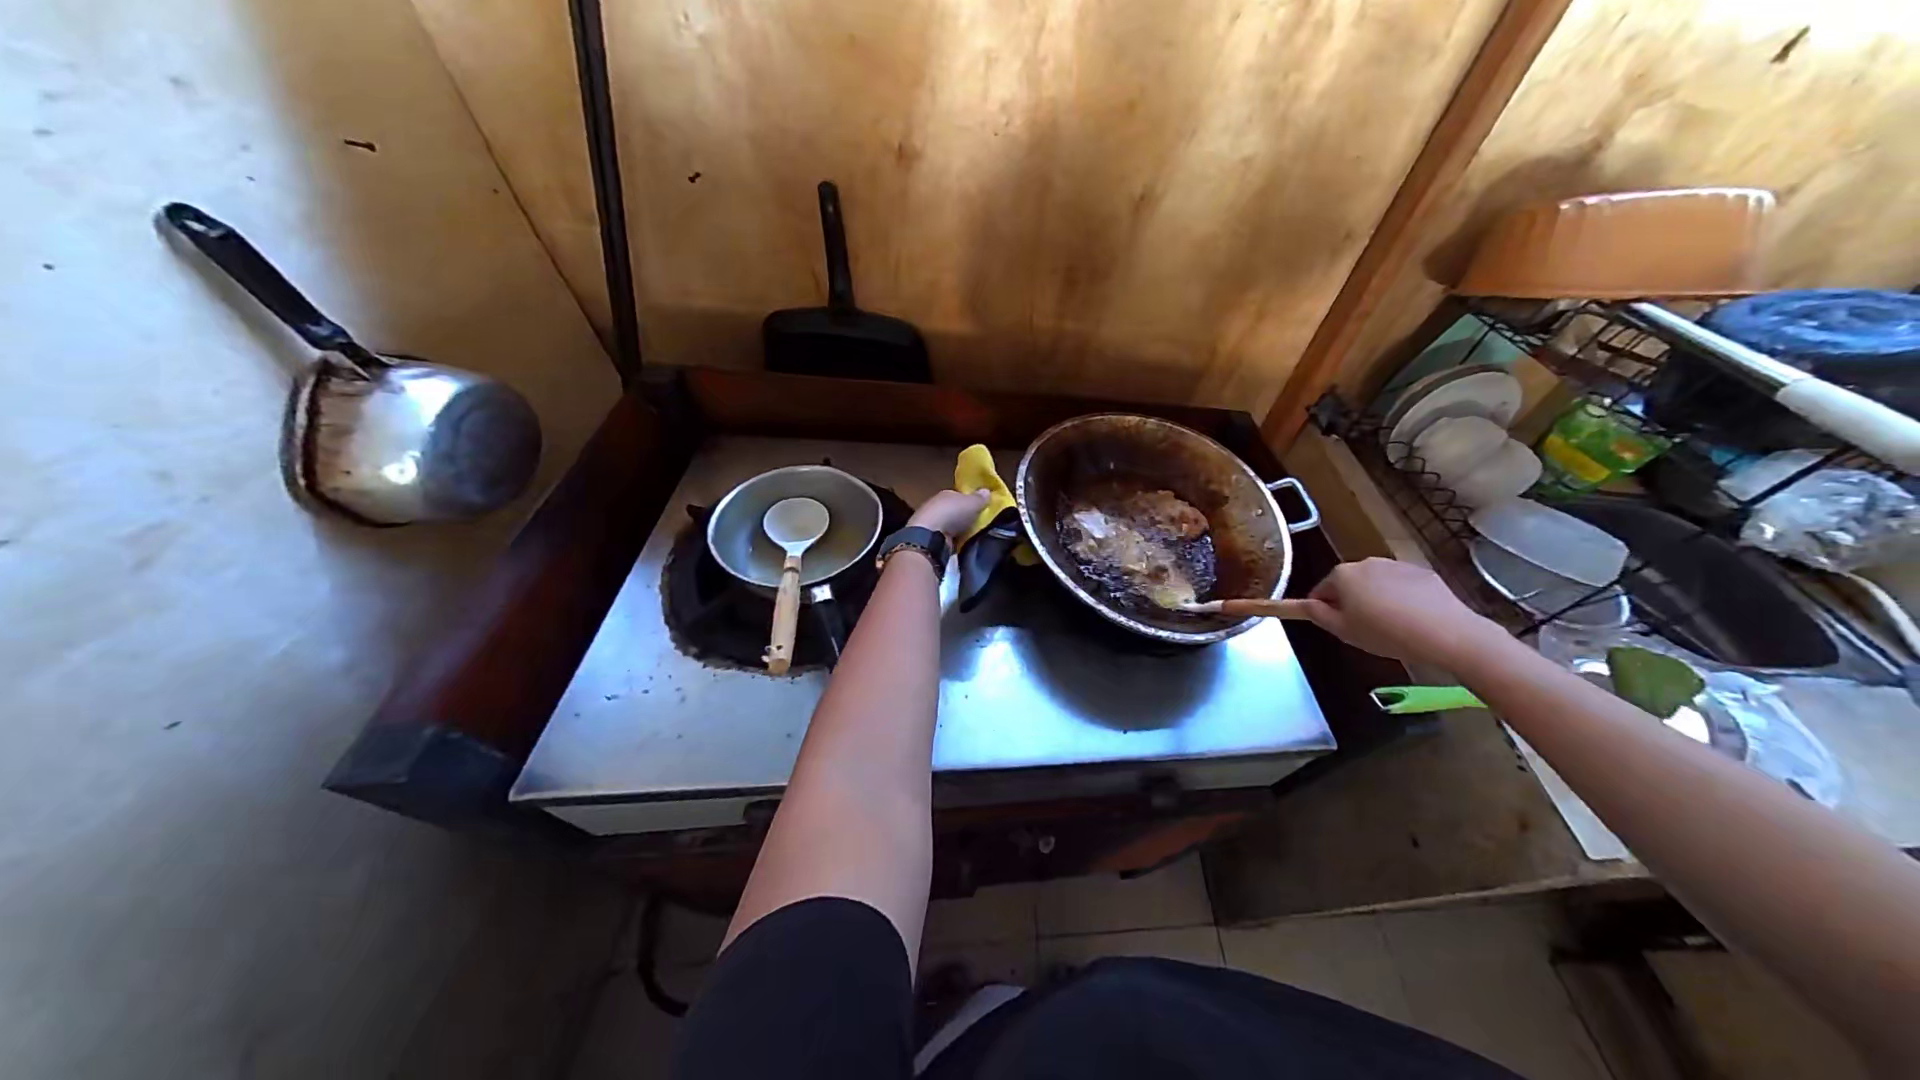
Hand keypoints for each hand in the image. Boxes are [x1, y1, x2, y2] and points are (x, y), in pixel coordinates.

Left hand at [908, 488, 991, 540]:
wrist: (929, 535)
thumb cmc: (952, 514)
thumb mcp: (972, 503)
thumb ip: (980, 498)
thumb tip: (986, 490)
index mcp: (945, 493)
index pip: (958, 495)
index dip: (968, 501)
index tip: (978, 508)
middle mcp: (935, 505)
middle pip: (952, 510)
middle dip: (961, 516)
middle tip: (975, 524)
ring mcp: (929, 522)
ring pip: (946, 524)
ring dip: (954, 529)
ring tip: (968, 537)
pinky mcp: (926, 537)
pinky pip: (941, 537)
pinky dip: (948, 540)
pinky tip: (956, 545)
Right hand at [1281, 558, 1506, 668]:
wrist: (1446, 633)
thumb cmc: (1385, 633)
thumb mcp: (1342, 631)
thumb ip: (1317, 614)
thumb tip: (1303, 604)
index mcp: (1342, 575)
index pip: (1320, 591)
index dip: (1325, 610)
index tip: (1337, 627)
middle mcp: (1366, 562)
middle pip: (1348, 583)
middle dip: (1351, 602)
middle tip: (1362, 629)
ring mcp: (1396, 565)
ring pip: (1375, 583)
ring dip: (1376, 599)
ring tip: (1390, 626)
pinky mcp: (1421, 572)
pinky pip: (1401, 585)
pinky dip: (1401, 598)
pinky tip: (1411, 619)